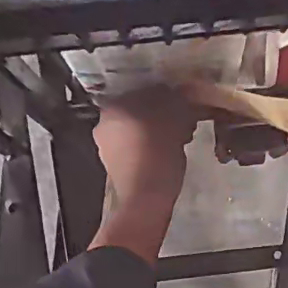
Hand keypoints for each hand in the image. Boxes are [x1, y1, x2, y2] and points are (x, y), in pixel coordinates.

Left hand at [95, 91, 196, 209]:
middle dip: (161, 114)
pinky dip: (151, 147)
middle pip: (138, 111)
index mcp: (112, 107)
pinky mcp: (115, 168)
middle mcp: (103, 125)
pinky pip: (136, 149)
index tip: (182, 101)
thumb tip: (177, 93)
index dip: (165, 94)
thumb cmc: (158, 153)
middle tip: (184, 120)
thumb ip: (174, 100)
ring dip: (158, 131)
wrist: (145, 198)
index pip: (141, 89)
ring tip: (181, 137)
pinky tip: (169, 153)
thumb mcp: (173, 118)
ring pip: (137, 130)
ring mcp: (106, 148)